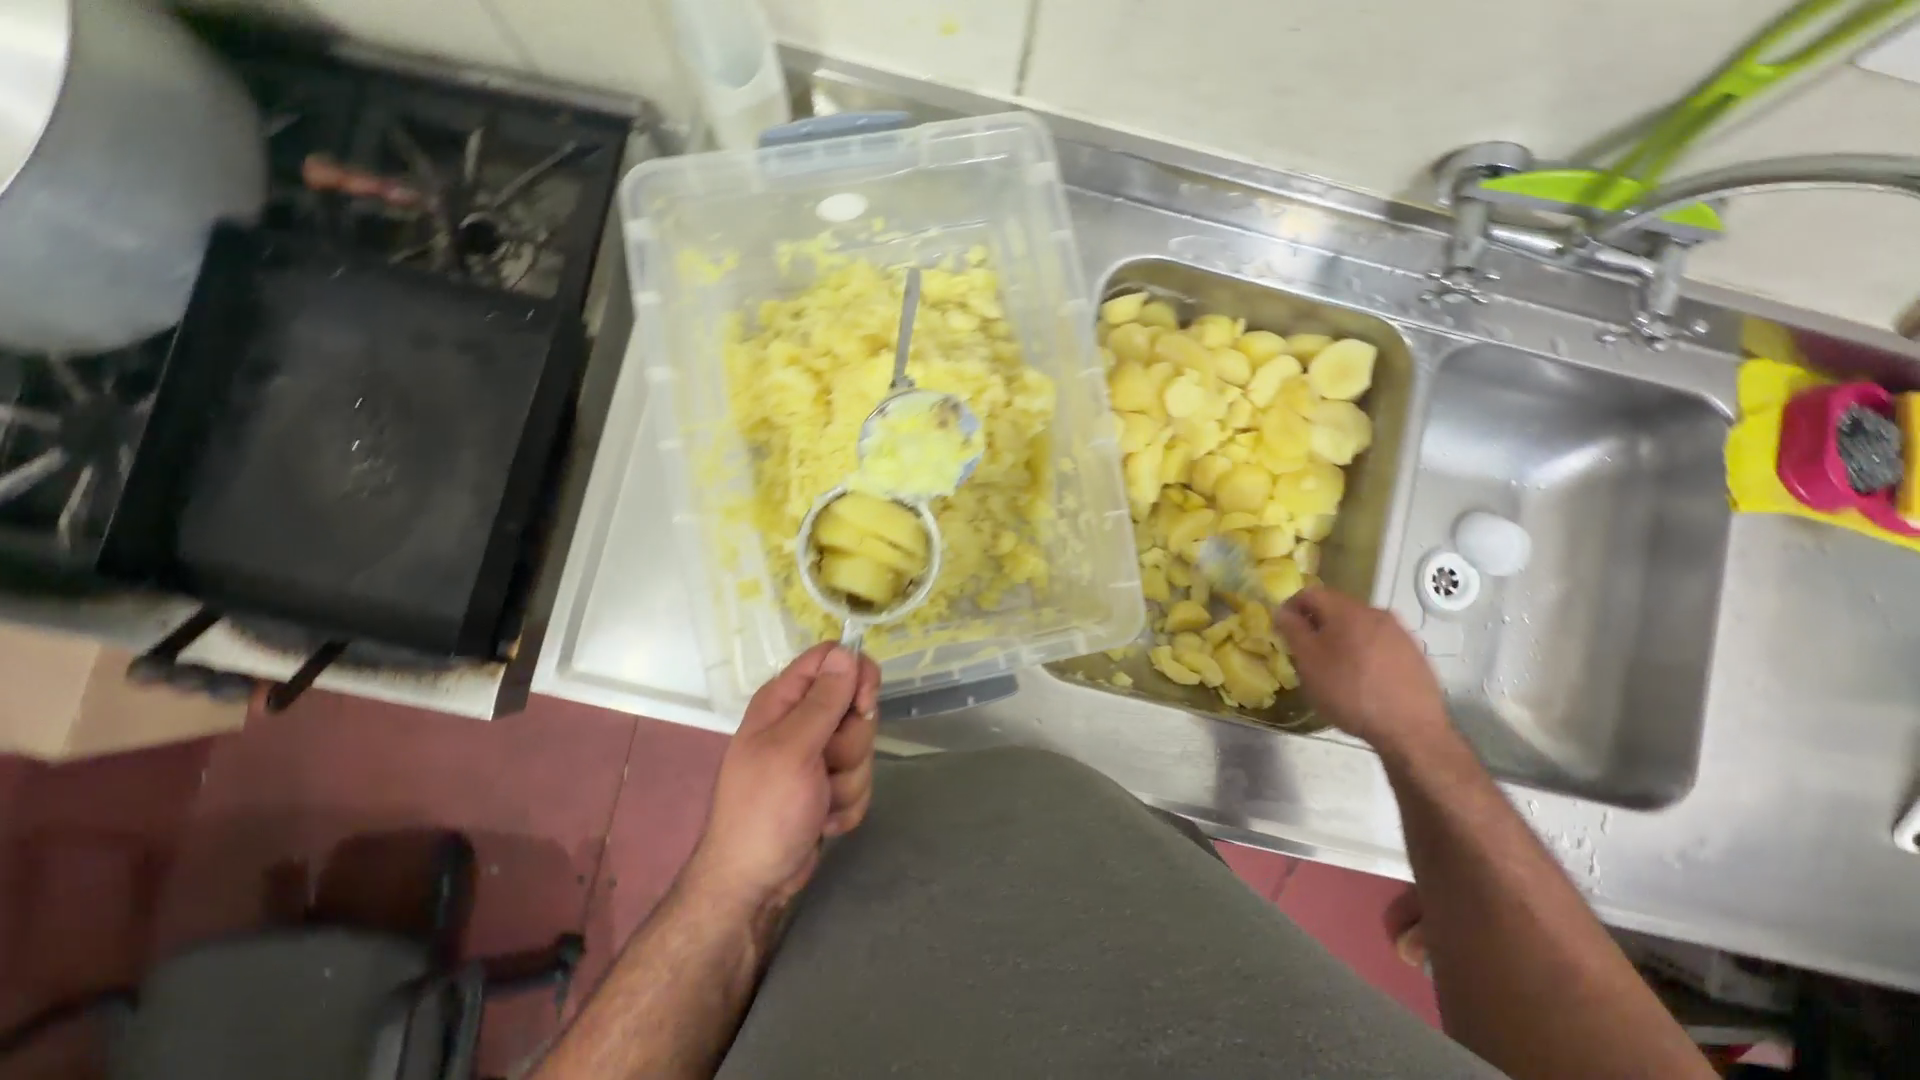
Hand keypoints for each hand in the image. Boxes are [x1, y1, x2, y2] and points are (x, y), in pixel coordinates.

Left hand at [684, 643, 881, 912]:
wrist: (754, 881)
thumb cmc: (764, 811)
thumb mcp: (793, 750)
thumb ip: (824, 701)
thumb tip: (848, 652)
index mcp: (783, 701)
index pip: (832, 659)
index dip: (855, 676)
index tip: (862, 705)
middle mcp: (800, 722)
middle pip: (856, 707)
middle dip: (851, 744)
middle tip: (824, 765)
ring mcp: (816, 756)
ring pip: (863, 749)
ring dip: (847, 782)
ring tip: (818, 801)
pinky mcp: (828, 786)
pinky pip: (860, 782)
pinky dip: (846, 805)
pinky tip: (822, 820)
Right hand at [1274, 587, 1450, 754]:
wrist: (1410, 728)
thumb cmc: (1349, 692)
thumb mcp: (1309, 663)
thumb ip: (1293, 631)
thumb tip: (1283, 611)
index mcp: (1348, 610)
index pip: (1311, 593)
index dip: (1291, 607)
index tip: (1284, 631)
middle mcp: (1377, 613)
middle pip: (1338, 609)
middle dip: (1319, 625)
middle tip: (1307, 652)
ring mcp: (1400, 633)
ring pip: (1361, 627)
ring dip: (1343, 640)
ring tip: (1336, 669)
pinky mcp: (1415, 654)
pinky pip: (1381, 644)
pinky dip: (1366, 654)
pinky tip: (1364, 680)